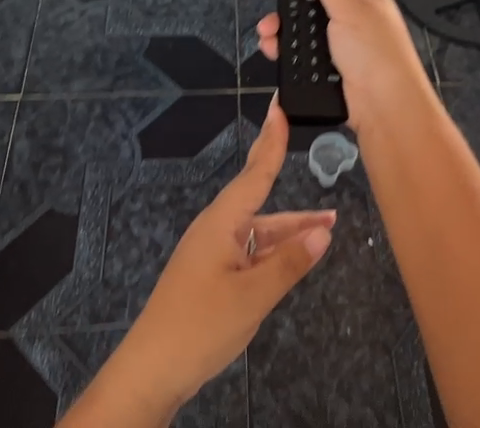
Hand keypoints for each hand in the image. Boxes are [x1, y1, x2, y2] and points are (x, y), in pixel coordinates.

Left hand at [86, 100, 333, 419]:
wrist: (151, 372)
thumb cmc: (199, 326)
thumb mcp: (252, 296)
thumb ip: (289, 263)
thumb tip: (323, 232)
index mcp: (221, 223)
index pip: (254, 173)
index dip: (271, 141)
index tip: (279, 108)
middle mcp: (216, 230)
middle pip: (258, 199)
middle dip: (286, 186)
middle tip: (306, 159)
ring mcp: (212, 254)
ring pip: (258, 232)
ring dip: (290, 230)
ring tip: (328, 227)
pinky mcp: (212, 276)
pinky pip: (250, 252)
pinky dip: (275, 252)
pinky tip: (295, 259)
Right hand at [248, 0, 437, 132]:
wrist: (384, 107)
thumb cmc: (374, 51)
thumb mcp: (351, 8)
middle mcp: (351, 12)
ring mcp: (338, 39)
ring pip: (302, 21)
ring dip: (281, 22)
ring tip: (266, 30)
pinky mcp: (327, 64)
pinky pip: (299, 49)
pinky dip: (283, 46)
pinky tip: (271, 48)